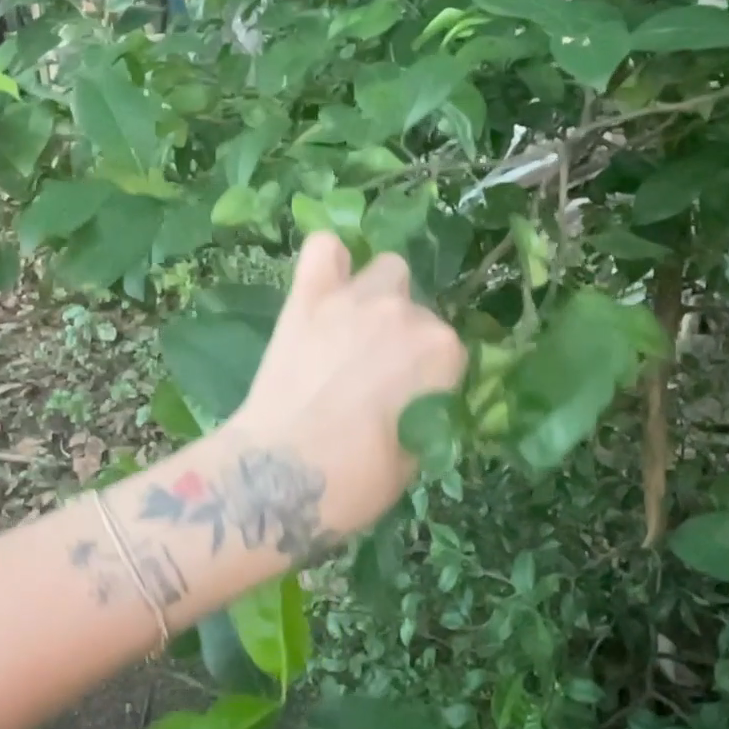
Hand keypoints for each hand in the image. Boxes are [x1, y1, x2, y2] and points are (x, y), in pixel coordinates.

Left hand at [227, 232, 467, 537]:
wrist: (278, 475)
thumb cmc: (354, 480)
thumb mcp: (414, 458)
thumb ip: (427, 413)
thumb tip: (418, 399)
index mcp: (441, 353)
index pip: (449, 353)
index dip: (429, 379)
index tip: (407, 403)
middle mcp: (405, 314)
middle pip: (418, 313)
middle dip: (403, 340)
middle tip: (374, 377)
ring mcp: (353, 299)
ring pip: (386, 270)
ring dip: (378, 294)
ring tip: (354, 330)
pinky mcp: (306, 297)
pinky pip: (324, 248)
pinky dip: (329, 261)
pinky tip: (325, 286)